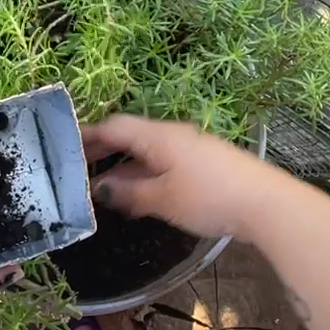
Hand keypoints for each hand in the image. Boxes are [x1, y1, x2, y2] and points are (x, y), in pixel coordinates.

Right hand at [80, 114, 315, 242]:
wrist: (266, 204)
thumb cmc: (210, 197)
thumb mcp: (162, 198)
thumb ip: (129, 193)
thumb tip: (101, 189)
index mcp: (158, 135)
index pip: (114, 126)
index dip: (87, 134)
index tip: (63, 145)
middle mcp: (172, 135)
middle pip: (129, 135)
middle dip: (102, 150)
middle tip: (76, 167)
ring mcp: (190, 149)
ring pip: (146, 151)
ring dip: (123, 166)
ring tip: (100, 188)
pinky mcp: (203, 165)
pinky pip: (162, 163)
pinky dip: (143, 174)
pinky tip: (135, 195)